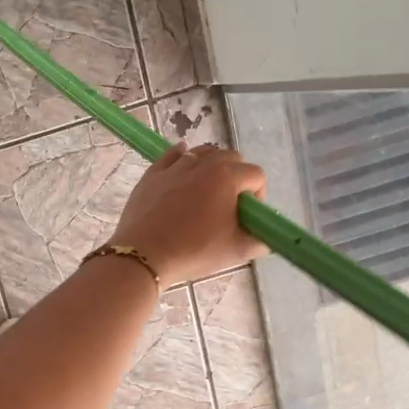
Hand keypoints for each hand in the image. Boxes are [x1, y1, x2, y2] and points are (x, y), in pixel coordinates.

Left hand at [107, 144, 267, 285]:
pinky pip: (172, 155)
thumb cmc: (193, 251)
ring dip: (211, 165)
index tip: (248, 213)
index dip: (258, 193)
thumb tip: (265, 239)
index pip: (255, 175)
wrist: (144, 255)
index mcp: (227, 178)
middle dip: (237, 176)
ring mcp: (175, 167)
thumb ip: (258, 242)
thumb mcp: (235, 251)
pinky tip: (184, 161)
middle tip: (230, 202)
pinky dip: (182, 155)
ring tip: (208, 188)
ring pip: (202, 153)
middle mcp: (203, 164)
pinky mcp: (152, 173)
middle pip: (230, 158)